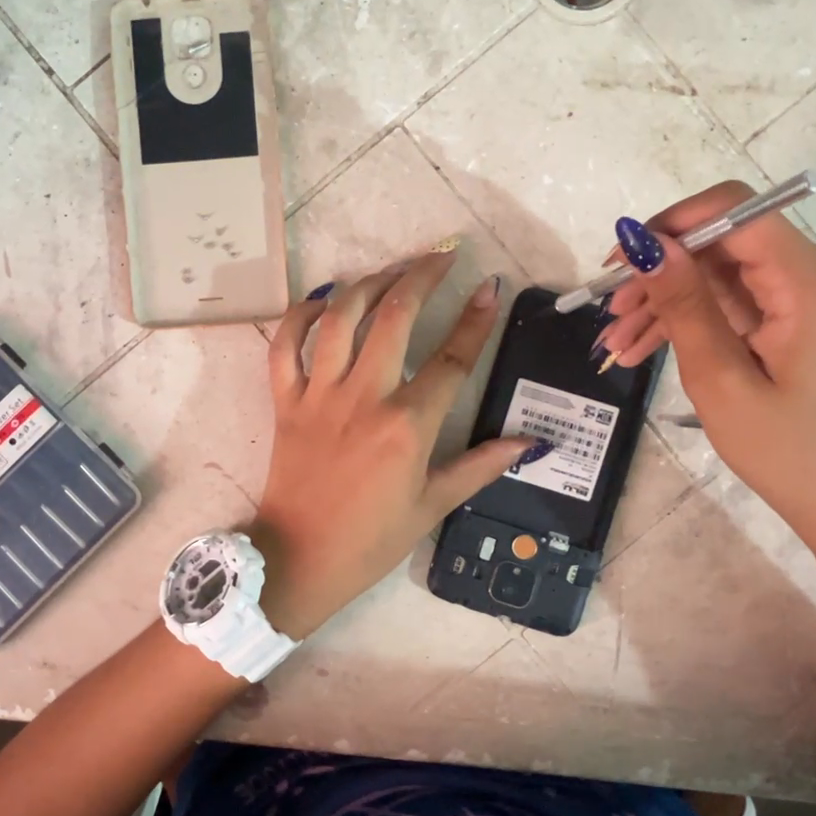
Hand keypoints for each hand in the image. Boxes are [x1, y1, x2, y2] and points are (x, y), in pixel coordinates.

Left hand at [252, 253, 533, 638]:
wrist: (299, 559)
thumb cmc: (371, 539)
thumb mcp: (433, 506)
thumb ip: (480, 466)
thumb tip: (530, 442)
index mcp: (407, 425)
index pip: (451, 359)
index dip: (476, 320)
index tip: (491, 286)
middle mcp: (364, 397)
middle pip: (394, 317)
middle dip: (421, 276)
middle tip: (442, 256)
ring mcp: (319, 395)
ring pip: (341, 319)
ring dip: (368, 284)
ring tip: (392, 270)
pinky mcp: (285, 401)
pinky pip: (285, 346)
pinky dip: (300, 316)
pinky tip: (323, 300)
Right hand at [595, 181, 815, 537]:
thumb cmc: (783, 445)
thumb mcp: (719, 375)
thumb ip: (684, 304)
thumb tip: (644, 243)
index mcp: (807, 279)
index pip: (734, 210)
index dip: (671, 224)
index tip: (621, 263)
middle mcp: (806, 272)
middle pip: (715, 240)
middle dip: (657, 271)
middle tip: (608, 312)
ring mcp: (792, 294)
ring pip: (708, 271)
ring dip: (658, 301)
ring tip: (613, 344)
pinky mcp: (778, 315)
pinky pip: (717, 300)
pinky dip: (677, 320)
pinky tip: (634, 350)